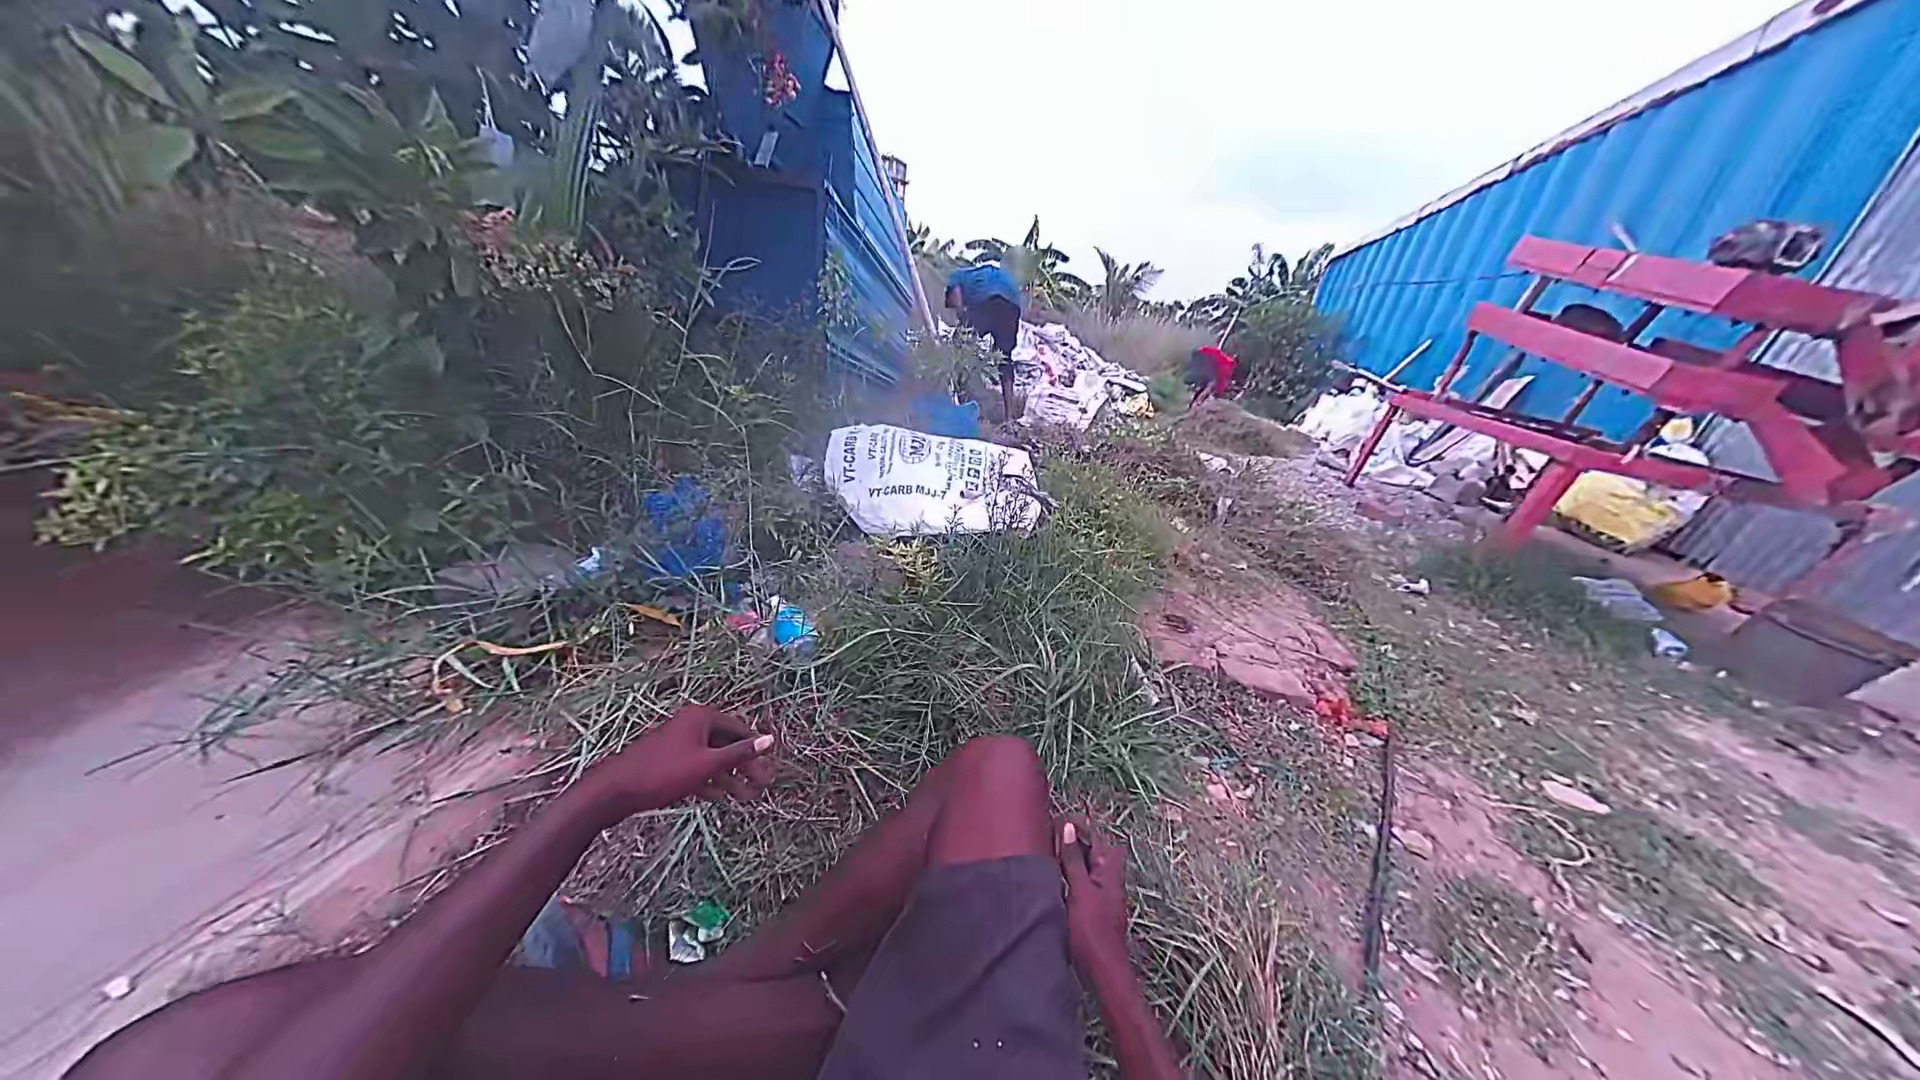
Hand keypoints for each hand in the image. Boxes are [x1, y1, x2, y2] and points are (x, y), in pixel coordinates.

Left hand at [584, 704, 775, 817]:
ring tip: (745, 797)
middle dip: (744, 767)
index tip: (769, 766)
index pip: (739, 729)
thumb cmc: (662, 773)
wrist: (613, 791)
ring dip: (728, 777)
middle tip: (761, 785)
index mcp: (701, 718)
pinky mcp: (667, 762)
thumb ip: (739, 753)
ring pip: (711, 759)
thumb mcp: (707, 764)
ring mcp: (678, 744)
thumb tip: (769, 741)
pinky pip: (695, 768)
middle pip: (726, 745)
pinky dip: (708, 781)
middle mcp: (690, 726)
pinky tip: (718, 797)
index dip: (755, 748)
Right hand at [1058, 816, 1130, 978]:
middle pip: (1089, 849)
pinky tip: (1049, 878)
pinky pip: (1078, 882)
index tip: (1055, 822)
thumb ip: (1074, 859)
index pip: (1095, 836)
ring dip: (1065, 858)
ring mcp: (1099, 894)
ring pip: (1082, 866)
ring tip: (1042, 852)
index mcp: (1108, 870)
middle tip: (1045, 835)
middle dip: (1069, 840)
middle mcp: (1107, 878)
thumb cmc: (1092, 931)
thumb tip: (1068, 827)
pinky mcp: (1090, 907)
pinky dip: (1065, 875)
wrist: (1103, 973)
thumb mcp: (1080, 890)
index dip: (1078, 826)